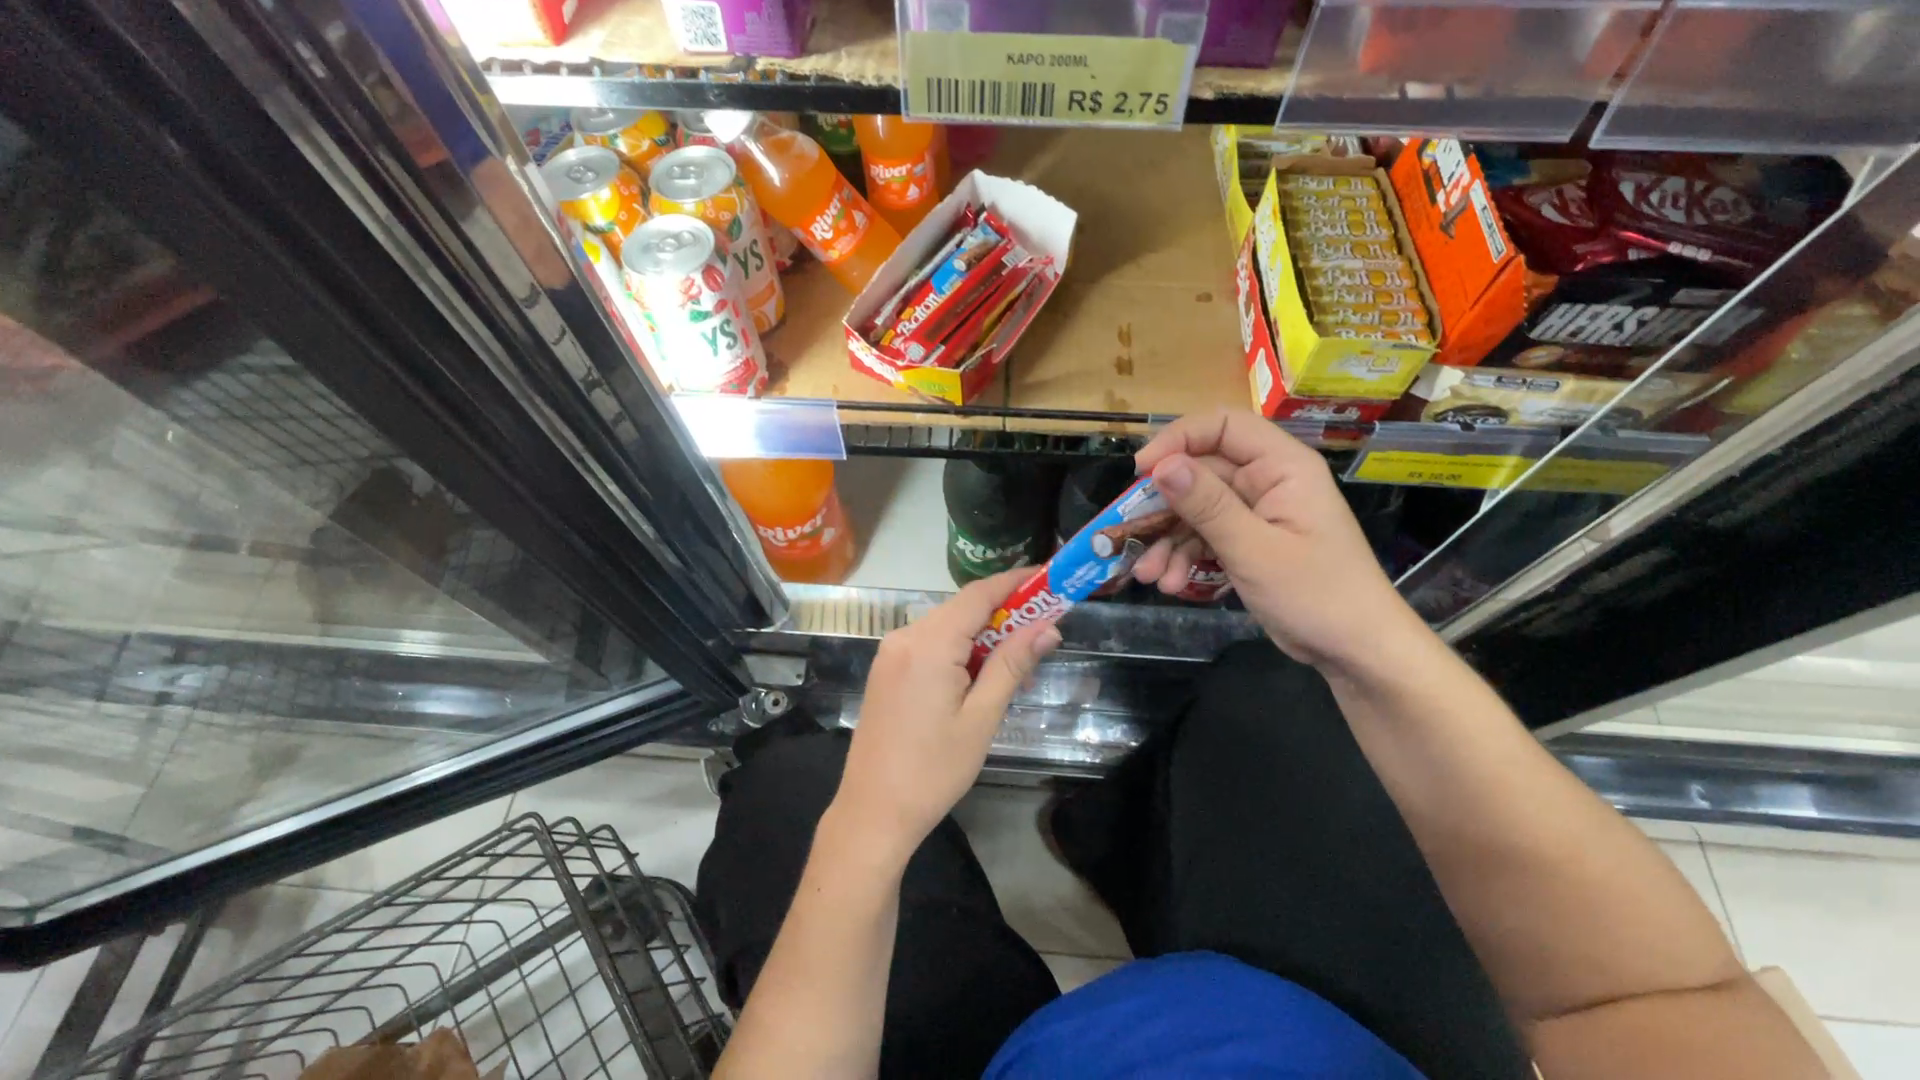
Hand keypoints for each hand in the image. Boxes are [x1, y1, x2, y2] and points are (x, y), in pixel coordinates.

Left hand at [833, 568, 1061, 860]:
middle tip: (1046, 629)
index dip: (1016, 582)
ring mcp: (890, 654)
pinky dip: (959, 651)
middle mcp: (904, 637)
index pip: (978, 594)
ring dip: (984, 637)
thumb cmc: (934, 770)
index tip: (1050, 578)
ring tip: (1020, 665)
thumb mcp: (982, 717)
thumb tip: (1047, 627)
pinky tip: (982, 677)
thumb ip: (1012, 665)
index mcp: (928, 644)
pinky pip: (929, 646)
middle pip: (962, 609)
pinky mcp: (886, 672)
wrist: (873, 811)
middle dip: (1005, 613)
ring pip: (947, 628)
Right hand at [1131, 408, 1421, 670]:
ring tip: (1147, 575)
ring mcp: (1257, 514)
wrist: (1355, 649)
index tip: (1142, 471)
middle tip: (1129, 533)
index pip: (1223, 426)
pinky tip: (1168, 584)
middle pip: (1201, 472)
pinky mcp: (1249, 543)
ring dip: (1168, 540)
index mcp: (1282, 467)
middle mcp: (1268, 482)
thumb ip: (1207, 505)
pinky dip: (1184, 557)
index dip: (1178, 440)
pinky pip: (1205, 537)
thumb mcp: (1254, 550)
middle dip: (1163, 506)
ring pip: (1196, 509)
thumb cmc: (1316, 594)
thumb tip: (1162, 465)